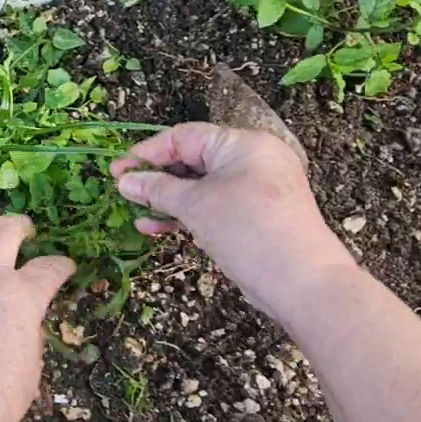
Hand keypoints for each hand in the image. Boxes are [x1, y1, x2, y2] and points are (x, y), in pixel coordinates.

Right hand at [111, 122, 355, 320]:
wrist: (303, 284)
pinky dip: (185, 214)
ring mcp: (254, 189)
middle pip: (191, 160)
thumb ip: (157, 189)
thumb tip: (125, 180)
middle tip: (122, 190)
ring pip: (199, 186)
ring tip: (136, 213)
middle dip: (156, 177)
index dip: (147, 152)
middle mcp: (251, 160)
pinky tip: (155, 228)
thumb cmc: (248, 231)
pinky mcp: (253, 216)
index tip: (117, 170)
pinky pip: (211, 206)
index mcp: (243, 144)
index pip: (184, 137)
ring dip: (166, 199)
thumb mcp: (195, 206)